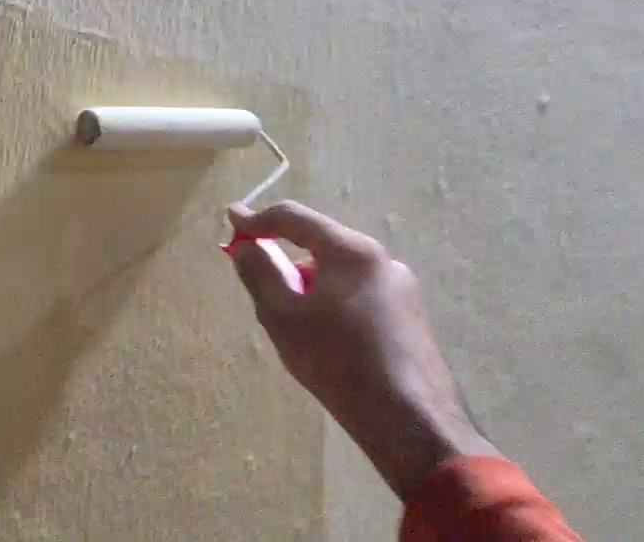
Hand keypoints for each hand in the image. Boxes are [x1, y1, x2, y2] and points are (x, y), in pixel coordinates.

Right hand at [226, 201, 497, 498]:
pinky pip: (356, 292)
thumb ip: (258, 270)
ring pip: (336, 271)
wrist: (413, 425)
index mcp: (351, 251)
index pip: (293, 218)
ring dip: (307, 282)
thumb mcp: (280, 313)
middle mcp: (381, 260)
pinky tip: (322, 336)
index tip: (230, 220)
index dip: (256, 218)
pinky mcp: (410, 317)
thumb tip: (246, 246)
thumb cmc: (337, 361)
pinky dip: (329, 299)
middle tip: (255, 279)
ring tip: (290, 320)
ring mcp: (401, 289)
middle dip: (283, 256)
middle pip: (318, 243)